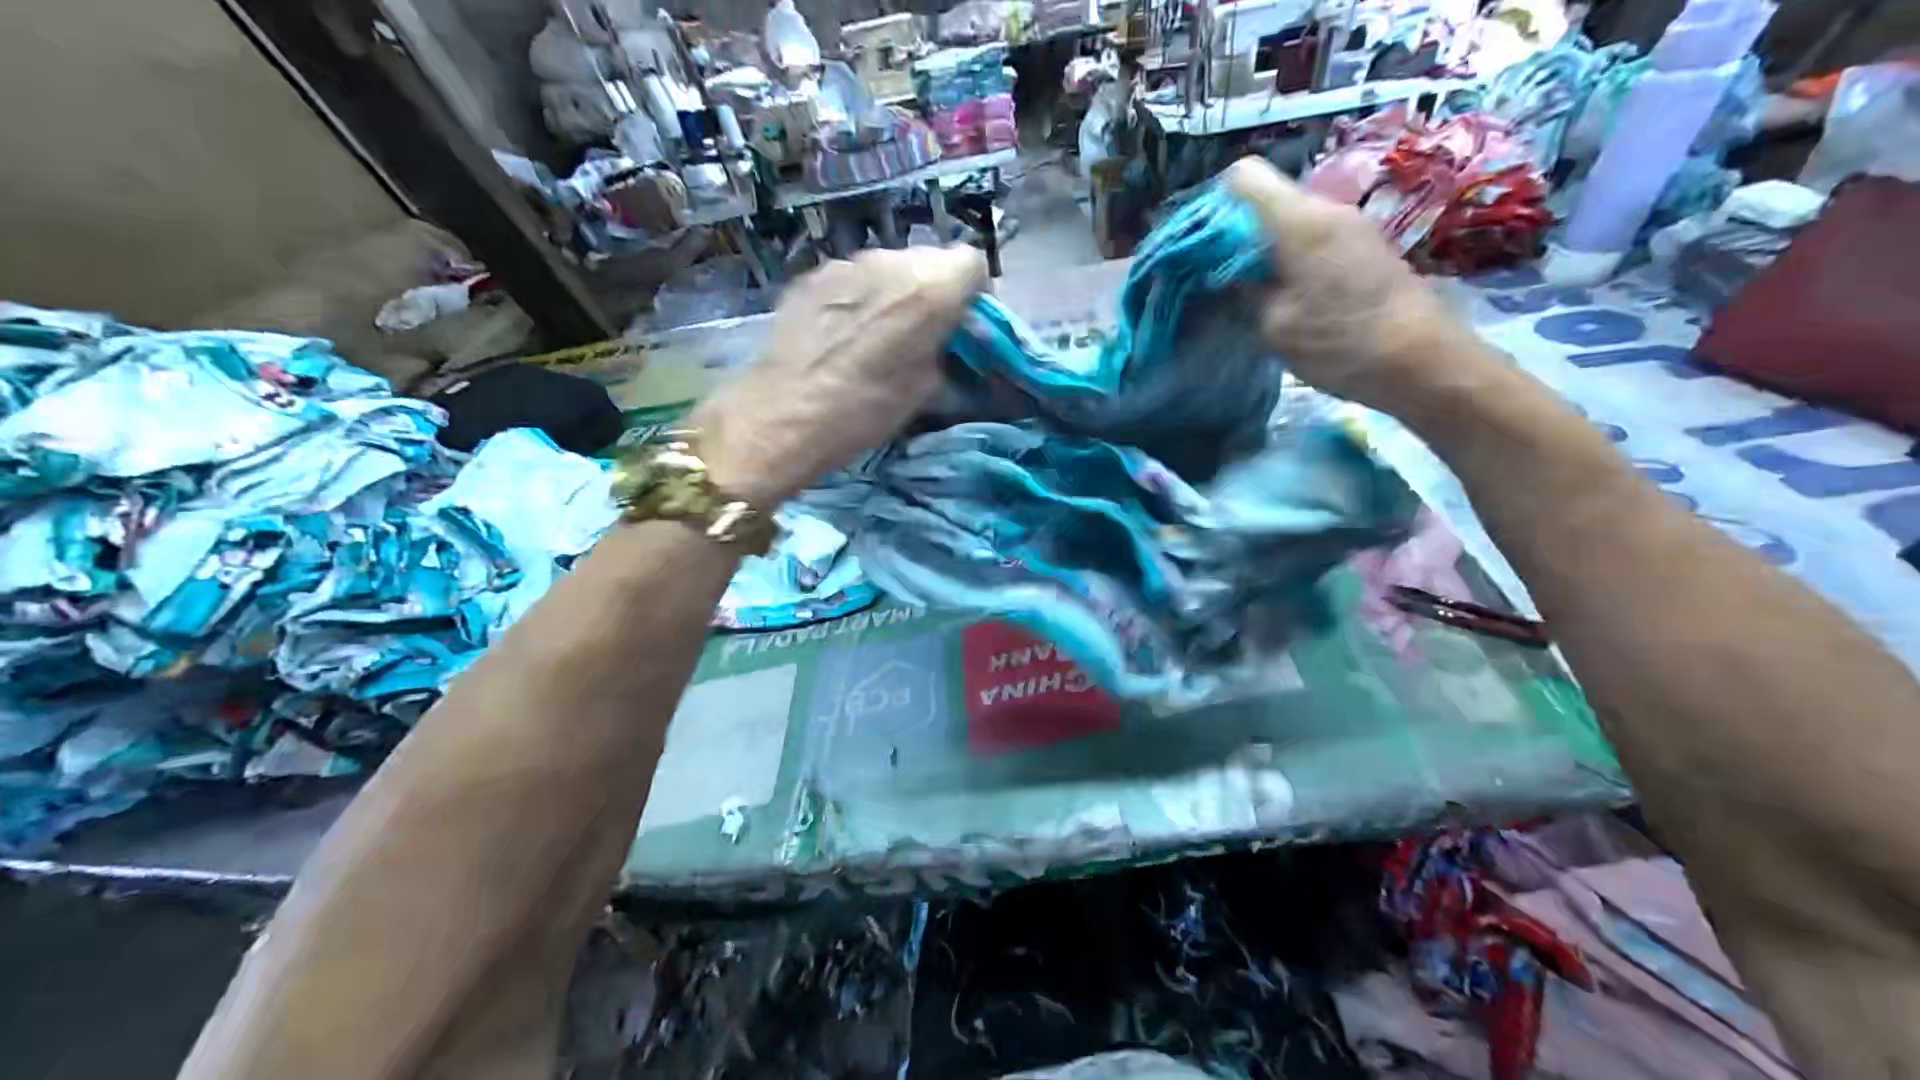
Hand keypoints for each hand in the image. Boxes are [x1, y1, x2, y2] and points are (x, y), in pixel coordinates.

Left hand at [690, 246, 987, 507]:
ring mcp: (846, 263)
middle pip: (928, 261)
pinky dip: (856, 299)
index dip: (972, 293)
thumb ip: (944, 350)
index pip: (972, 263)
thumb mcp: (926, 390)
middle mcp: (891, 259)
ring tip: (875, 335)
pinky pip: (851, 279)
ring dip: (892, 293)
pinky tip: (840, 335)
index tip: (961, 323)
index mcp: (931, 288)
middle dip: (931, 291)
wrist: (784, 415)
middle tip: (920, 332)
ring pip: (887, 267)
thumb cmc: (866, 410)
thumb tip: (943, 341)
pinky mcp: (811, 275)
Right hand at [1225, 158, 1491, 414]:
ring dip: (1263, 247)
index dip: (1214, 203)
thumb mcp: (1274, 325)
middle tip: (1216, 274)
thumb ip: (1243, 291)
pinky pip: (1312, 236)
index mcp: (1299, 222)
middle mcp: (1326, 209)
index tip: (1200, 243)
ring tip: (1248, 288)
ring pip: (1289, 219)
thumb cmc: (1340, 344)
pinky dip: (1288, 256)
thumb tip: (1226, 275)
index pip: (1244, 177)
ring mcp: (1350, 225)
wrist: (1421, 362)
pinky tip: (1283, 292)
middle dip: (1235, 231)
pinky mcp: (1363, 245)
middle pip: (1267, 198)